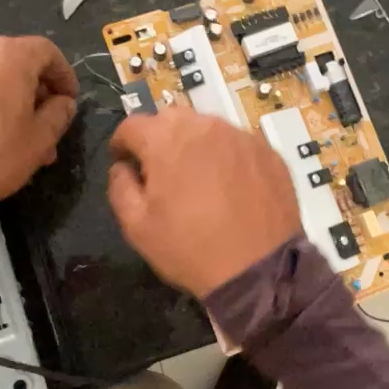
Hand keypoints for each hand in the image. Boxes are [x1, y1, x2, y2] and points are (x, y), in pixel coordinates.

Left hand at [0, 35, 77, 217]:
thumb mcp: (38, 141)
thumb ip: (59, 114)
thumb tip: (62, 102)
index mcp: (9, 55)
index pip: (47, 52)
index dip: (63, 75)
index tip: (68, 101)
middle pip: (16, 61)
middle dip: (34, 92)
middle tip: (43, 126)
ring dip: (7, 98)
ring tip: (13, 135)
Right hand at [107, 107, 300, 297]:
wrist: (259, 269)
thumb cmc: (191, 248)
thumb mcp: (138, 227)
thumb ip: (120, 187)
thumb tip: (121, 167)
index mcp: (166, 139)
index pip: (132, 125)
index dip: (122, 143)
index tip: (123, 161)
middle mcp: (205, 126)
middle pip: (171, 118)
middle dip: (159, 138)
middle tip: (161, 170)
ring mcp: (241, 136)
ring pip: (207, 127)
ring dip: (195, 144)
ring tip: (198, 177)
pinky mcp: (268, 151)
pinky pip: (237, 143)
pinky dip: (227, 156)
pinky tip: (231, 185)